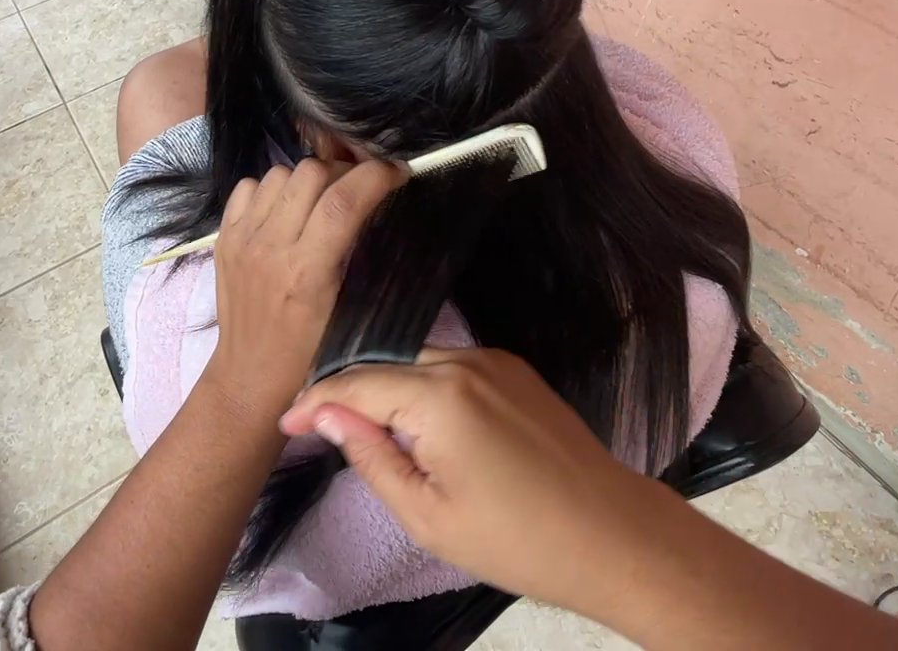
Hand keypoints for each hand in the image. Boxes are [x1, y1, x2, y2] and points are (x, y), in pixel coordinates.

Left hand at [202, 158, 406, 420]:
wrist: (250, 372)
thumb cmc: (309, 350)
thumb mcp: (347, 307)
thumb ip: (357, 253)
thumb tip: (376, 201)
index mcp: (306, 271)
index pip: (342, 202)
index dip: (376, 176)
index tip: (396, 172)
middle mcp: (269, 247)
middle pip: (311, 173)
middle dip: (343, 172)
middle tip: (357, 189)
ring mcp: (241, 238)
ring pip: (280, 173)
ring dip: (307, 179)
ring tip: (320, 201)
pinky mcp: (223, 236)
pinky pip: (251, 185)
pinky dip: (273, 189)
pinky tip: (285, 211)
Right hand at [278, 348, 655, 613]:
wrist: (612, 532)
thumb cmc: (515, 539)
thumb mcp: (427, 514)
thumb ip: (371, 455)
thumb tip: (326, 414)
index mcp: (438, 395)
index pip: (356, 384)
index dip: (315, 401)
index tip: (285, 423)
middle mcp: (463, 360)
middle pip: (385, 365)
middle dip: (348, 393)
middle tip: (319, 428)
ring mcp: (493, 359)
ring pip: (416, 362)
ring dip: (387, 388)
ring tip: (368, 429)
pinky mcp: (514, 367)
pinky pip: (450, 366)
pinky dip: (423, 387)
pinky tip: (421, 422)